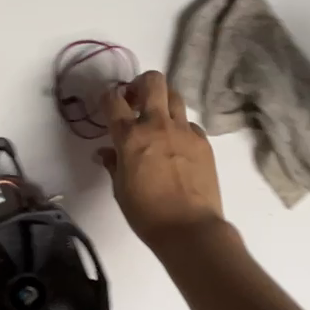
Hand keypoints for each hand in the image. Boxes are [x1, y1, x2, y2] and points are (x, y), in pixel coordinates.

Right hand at [98, 70, 224, 250]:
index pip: (113, 101)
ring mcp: (184, 132)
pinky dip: (181, 128)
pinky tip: (177, 146)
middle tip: (135, 100)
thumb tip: (105, 153)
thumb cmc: (146, 214)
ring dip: (163, 101)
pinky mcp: (204, 142)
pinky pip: (190, 124)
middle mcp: (157, 125)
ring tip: (158, 118)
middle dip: (141, 83)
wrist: (189, 228)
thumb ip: (113, 164)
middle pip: (152, 81)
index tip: (109, 104)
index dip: (108, 97)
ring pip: (175, 96)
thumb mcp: (120, 190)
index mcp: (130, 137)